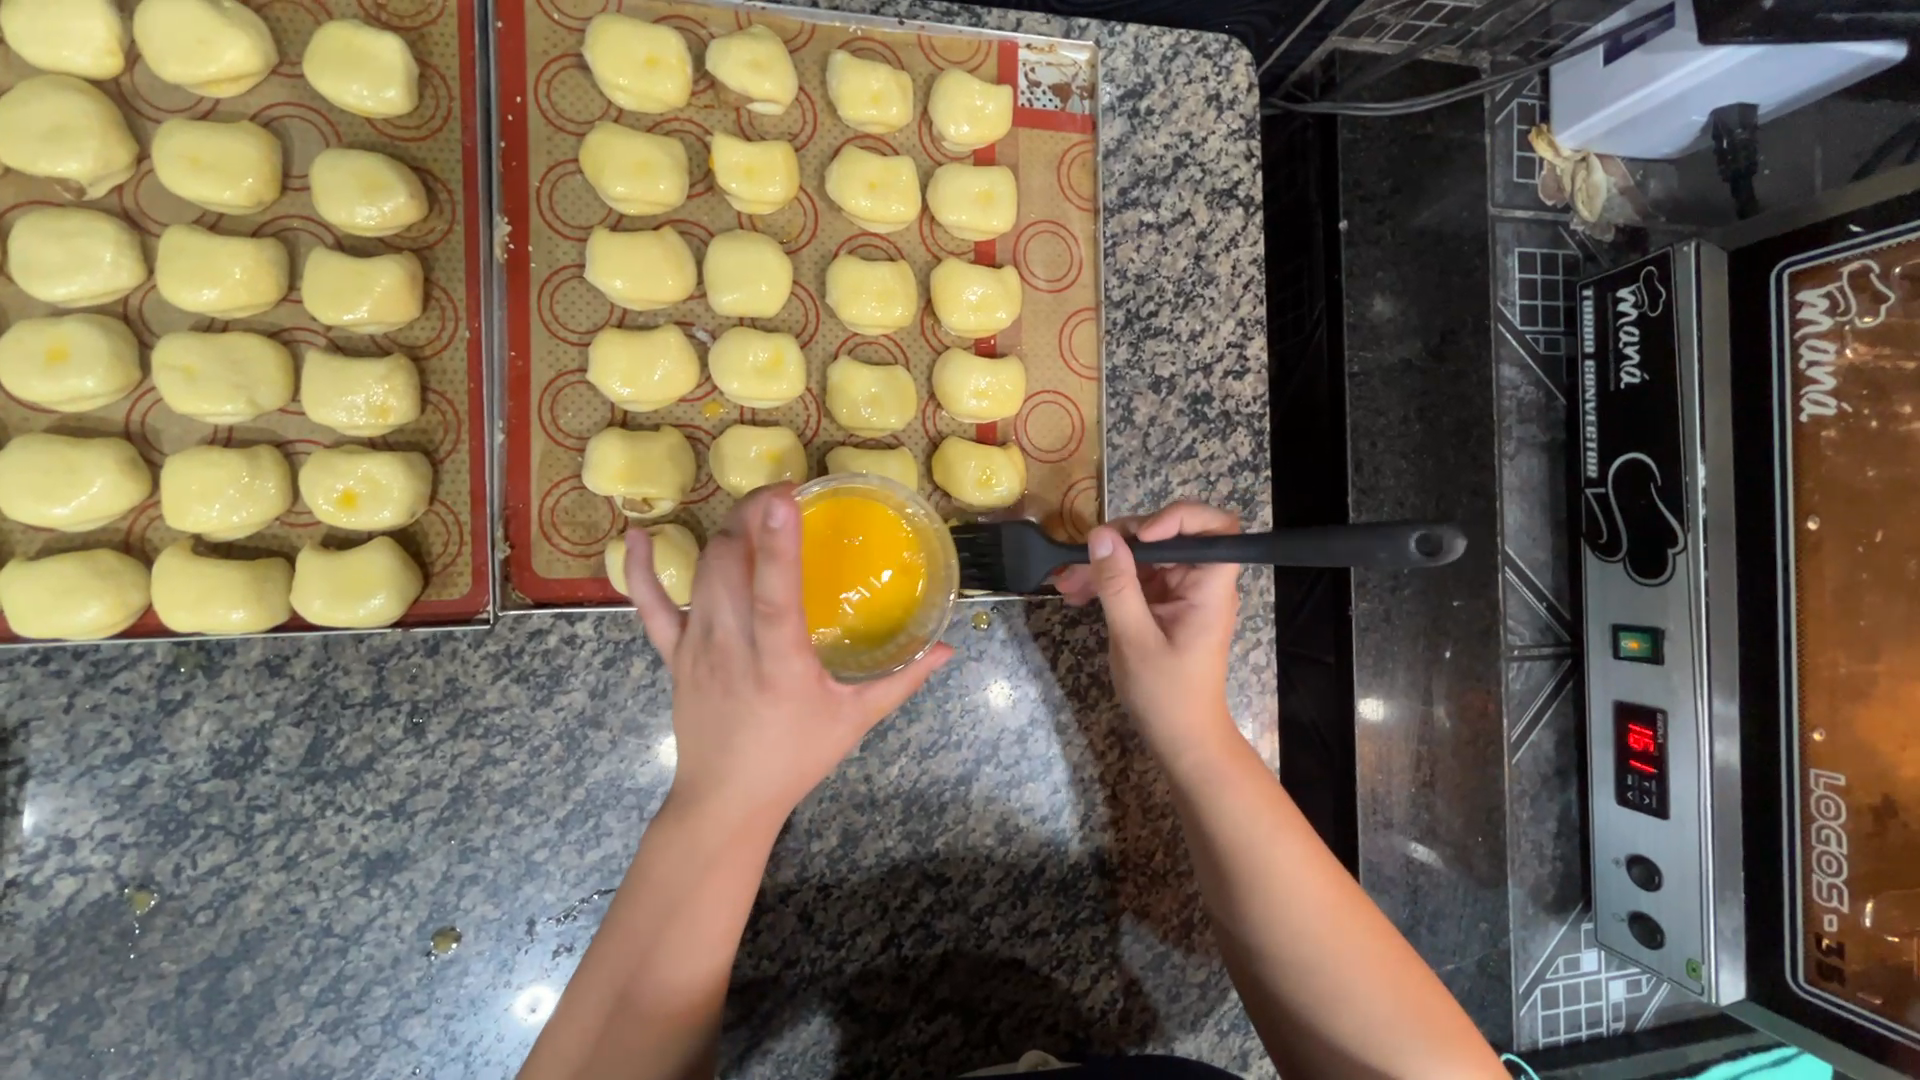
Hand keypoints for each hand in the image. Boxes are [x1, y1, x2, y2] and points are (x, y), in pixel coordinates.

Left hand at [626, 485, 953, 827]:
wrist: (725, 800)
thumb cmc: (794, 758)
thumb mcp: (855, 720)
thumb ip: (903, 681)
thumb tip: (950, 648)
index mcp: (779, 664)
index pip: (775, 595)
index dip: (779, 543)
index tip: (786, 496)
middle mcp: (731, 647)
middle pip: (730, 564)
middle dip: (752, 516)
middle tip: (786, 494)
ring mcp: (696, 647)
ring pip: (703, 573)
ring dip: (728, 533)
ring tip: (757, 512)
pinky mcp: (674, 653)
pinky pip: (650, 607)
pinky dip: (640, 570)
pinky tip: (640, 535)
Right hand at [1053, 502, 1242, 767]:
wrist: (1179, 738)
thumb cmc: (1167, 694)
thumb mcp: (1135, 638)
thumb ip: (1117, 585)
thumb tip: (1100, 536)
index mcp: (1210, 587)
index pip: (1216, 528)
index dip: (1180, 519)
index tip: (1142, 535)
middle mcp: (1198, 582)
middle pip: (1167, 536)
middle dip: (1122, 541)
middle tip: (1083, 556)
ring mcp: (1178, 592)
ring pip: (1143, 557)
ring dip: (1104, 563)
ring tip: (1066, 580)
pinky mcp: (1160, 604)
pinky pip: (1133, 579)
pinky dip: (1105, 582)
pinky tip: (1075, 593)